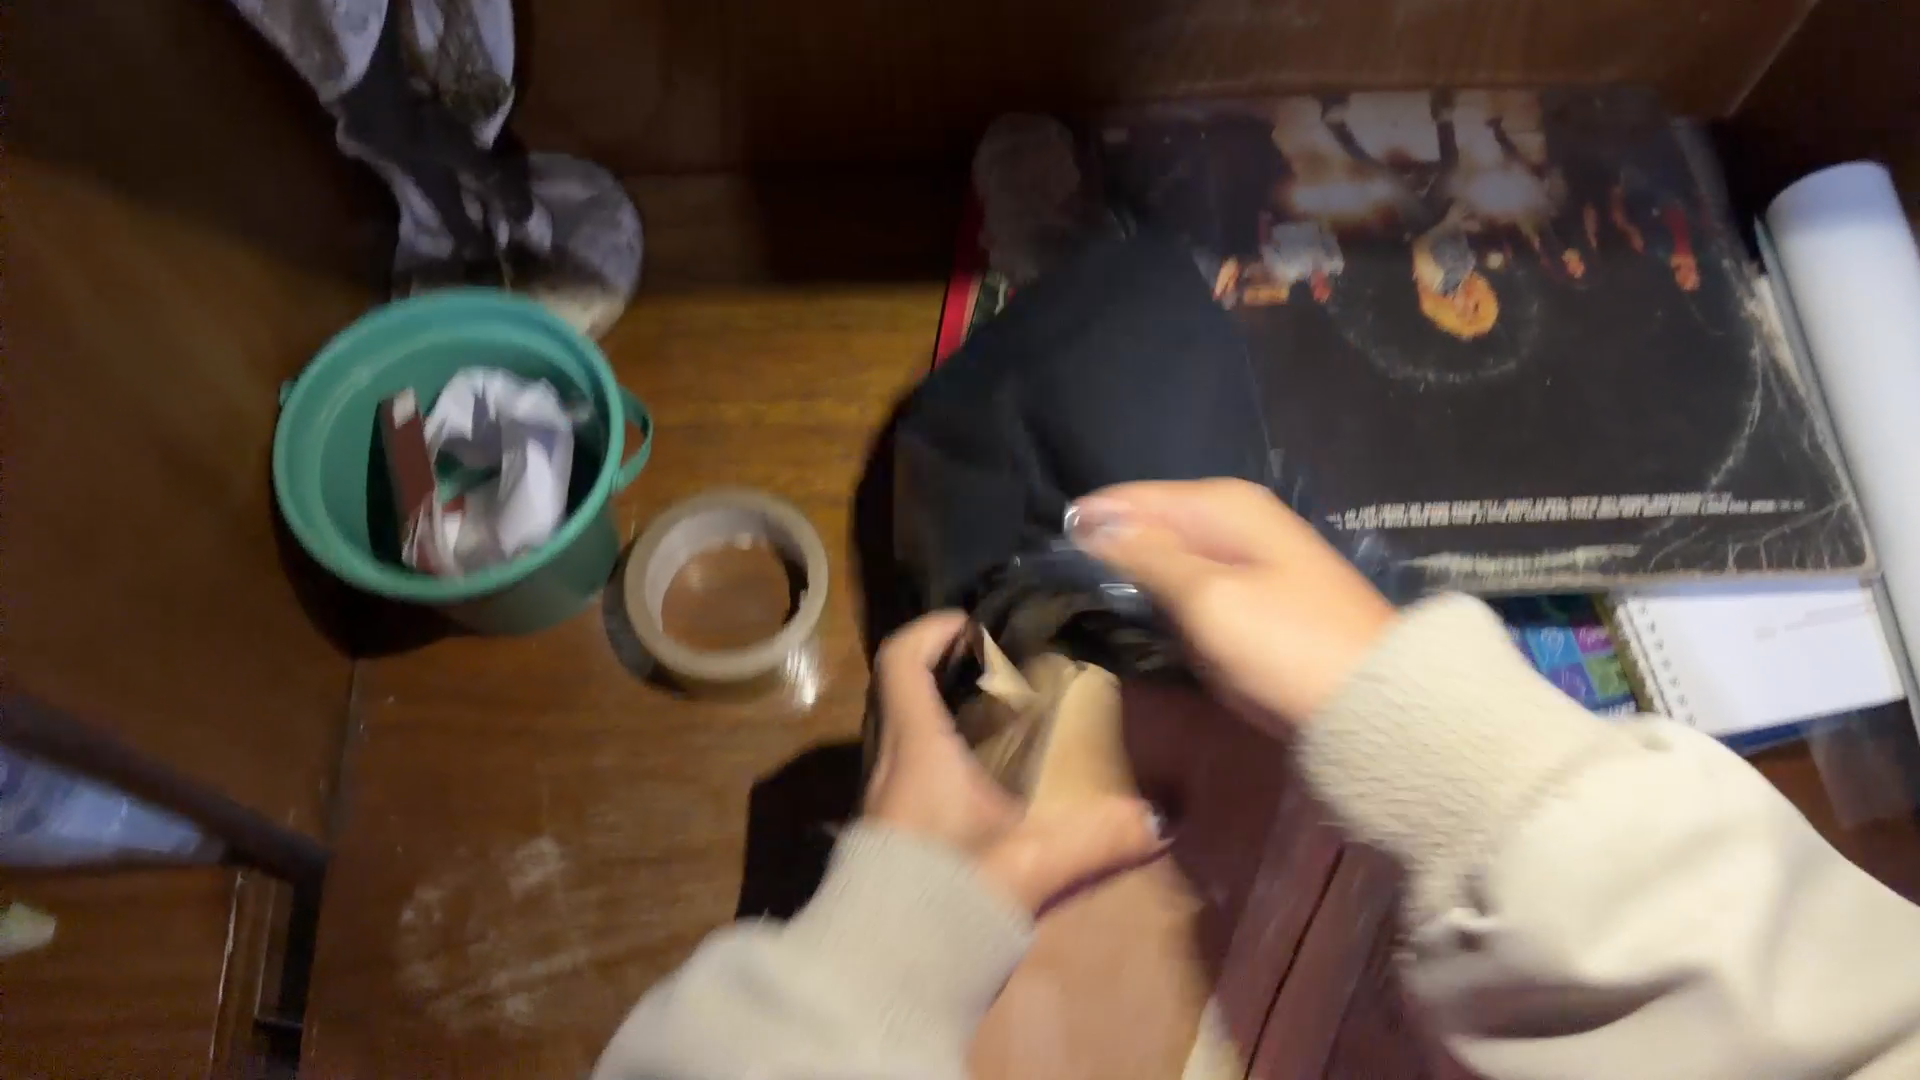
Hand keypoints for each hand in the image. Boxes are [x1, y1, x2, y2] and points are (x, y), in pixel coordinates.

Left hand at [865, 612, 1166, 914]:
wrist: (886, 970)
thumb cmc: (950, 896)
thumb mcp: (1032, 865)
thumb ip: (1099, 838)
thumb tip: (1162, 818)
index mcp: (918, 748)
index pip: (901, 661)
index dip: (930, 629)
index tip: (969, 622)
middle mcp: (887, 758)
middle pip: (895, 684)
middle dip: (937, 661)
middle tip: (987, 659)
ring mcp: (876, 791)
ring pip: (894, 721)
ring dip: (930, 701)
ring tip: (983, 705)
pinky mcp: (878, 822)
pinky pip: (897, 756)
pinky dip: (927, 741)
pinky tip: (967, 770)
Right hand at [1068, 478, 1396, 727]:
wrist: (1370, 704)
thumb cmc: (1285, 645)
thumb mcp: (1208, 597)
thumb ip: (1146, 554)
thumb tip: (1089, 522)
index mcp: (1222, 504)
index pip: (1130, 497)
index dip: (1088, 524)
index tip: (1050, 559)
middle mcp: (1230, 518)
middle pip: (1146, 523)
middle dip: (1108, 549)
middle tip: (1065, 586)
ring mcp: (1241, 556)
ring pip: (1162, 555)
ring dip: (1131, 576)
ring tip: (1090, 601)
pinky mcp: (1245, 593)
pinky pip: (1184, 583)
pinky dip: (1159, 597)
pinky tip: (1139, 616)